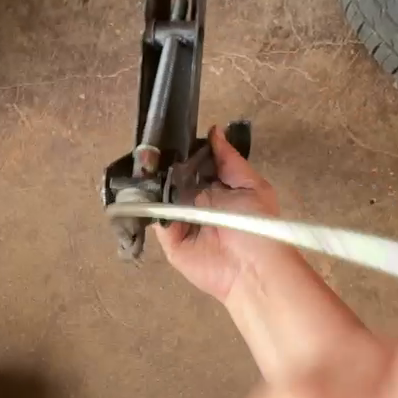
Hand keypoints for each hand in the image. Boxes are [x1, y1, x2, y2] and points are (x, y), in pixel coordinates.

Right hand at [154, 126, 294, 301]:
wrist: (251, 267)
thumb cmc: (256, 225)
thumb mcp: (250, 184)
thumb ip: (229, 159)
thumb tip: (214, 130)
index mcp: (217, 188)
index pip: (194, 165)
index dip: (183, 152)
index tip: (167, 134)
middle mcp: (196, 203)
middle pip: (173, 179)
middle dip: (162, 165)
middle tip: (147, 147)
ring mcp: (180, 221)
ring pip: (160, 197)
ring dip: (151, 182)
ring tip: (140, 165)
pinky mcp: (169, 239)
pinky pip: (155, 218)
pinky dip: (148, 205)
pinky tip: (141, 188)